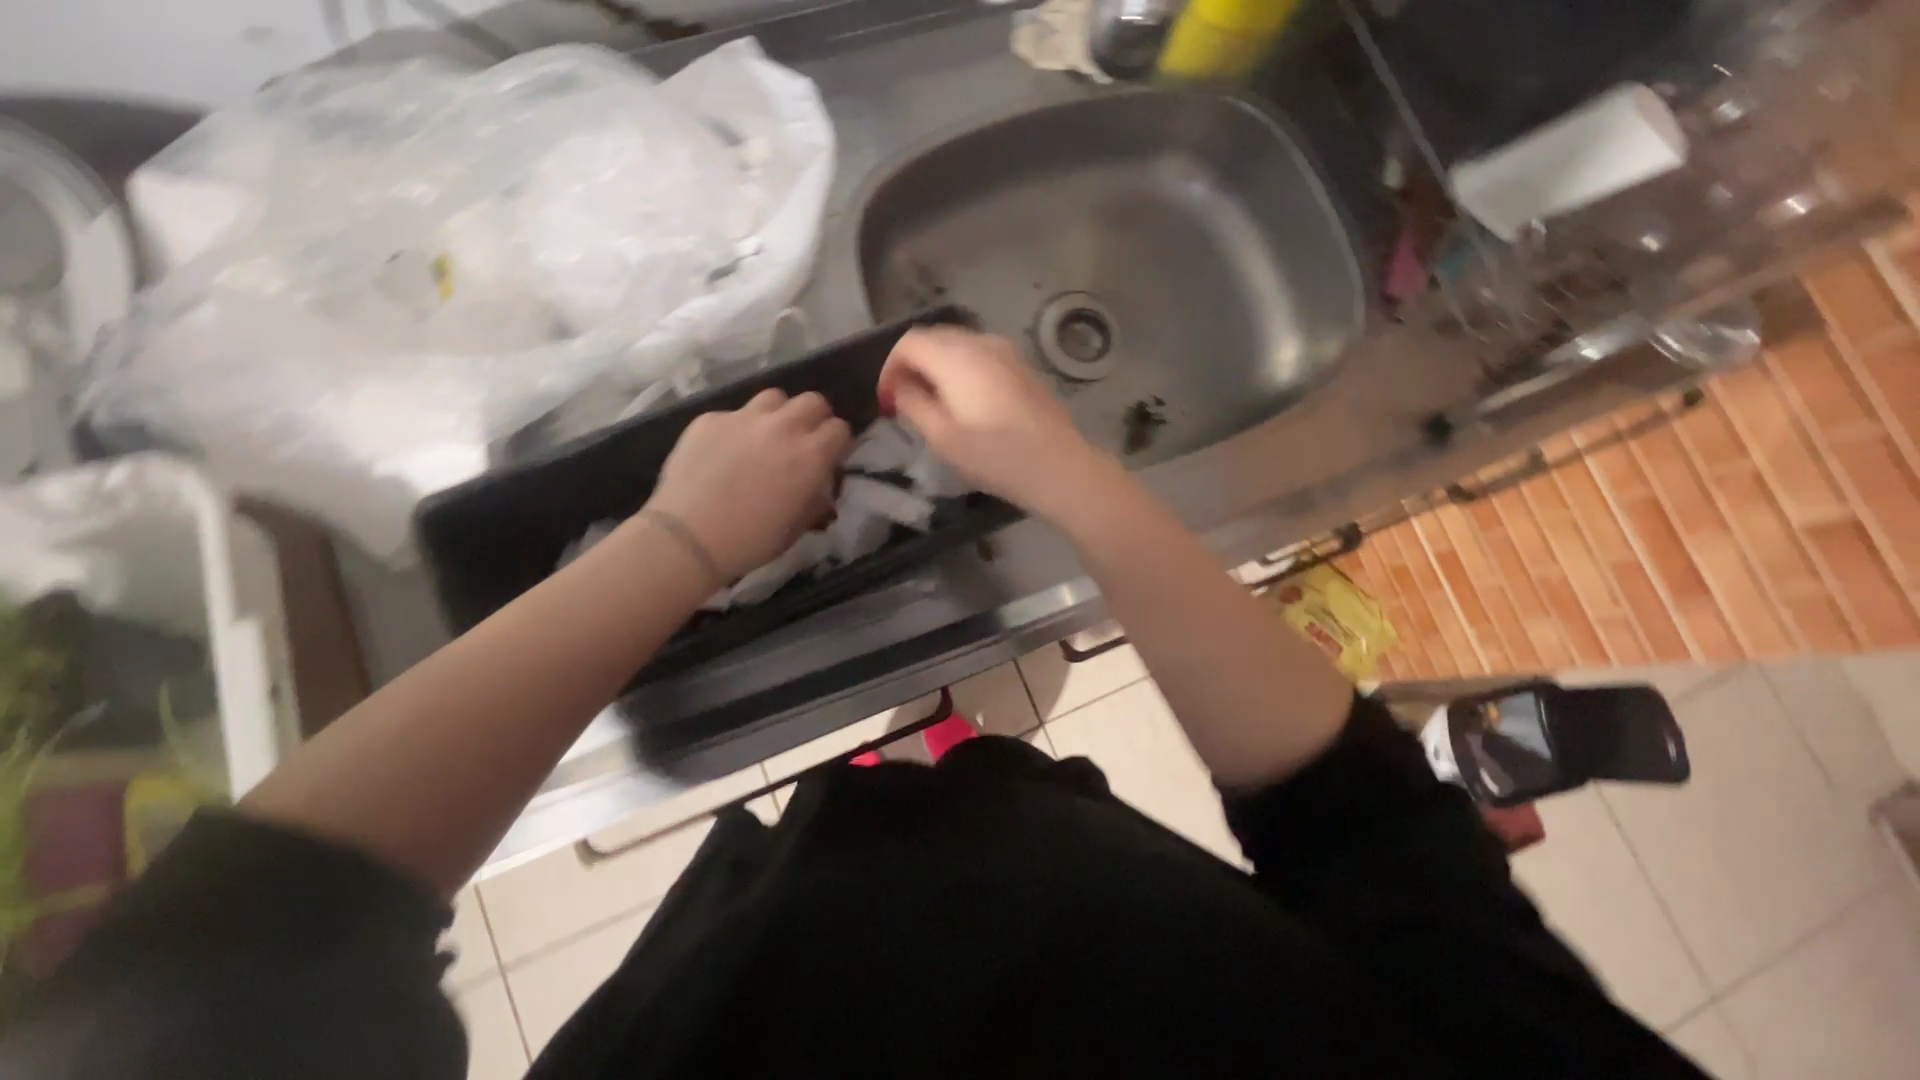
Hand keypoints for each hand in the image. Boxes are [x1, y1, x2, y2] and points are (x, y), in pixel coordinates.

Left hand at [643, 389, 851, 579]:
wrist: (688, 537)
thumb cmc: (750, 541)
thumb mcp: (796, 528)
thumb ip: (815, 500)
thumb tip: (818, 489)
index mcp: (811, 456)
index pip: (840, 429)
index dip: (837, 442)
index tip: (829, 456)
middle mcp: (783, 428)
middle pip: (813, 401)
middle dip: (814, 418)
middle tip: (803, 439)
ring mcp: (744, 418)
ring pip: (774, 397)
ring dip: (778, 413)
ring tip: (766, 435)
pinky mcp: (711, 419)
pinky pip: (734, 413)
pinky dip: (738, 427)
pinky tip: (725, 449)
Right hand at [878, 327, 1117, 522]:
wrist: (1059, 466)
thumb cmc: (995, 456)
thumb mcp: (942, 438)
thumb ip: (913, 404)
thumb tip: (899, 387)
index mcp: (956, 357)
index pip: (909, 343)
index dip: (890, 367)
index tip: (886, 399)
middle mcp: (981, 343)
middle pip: (934, 338)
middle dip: (912, 364)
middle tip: (903, 400)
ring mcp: (1006, 352)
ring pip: (958, 345)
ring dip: (937, 366)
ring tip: (932, 402)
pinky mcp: (1022, 367)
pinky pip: (980, 356)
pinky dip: (962, 369)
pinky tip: (964, 401)